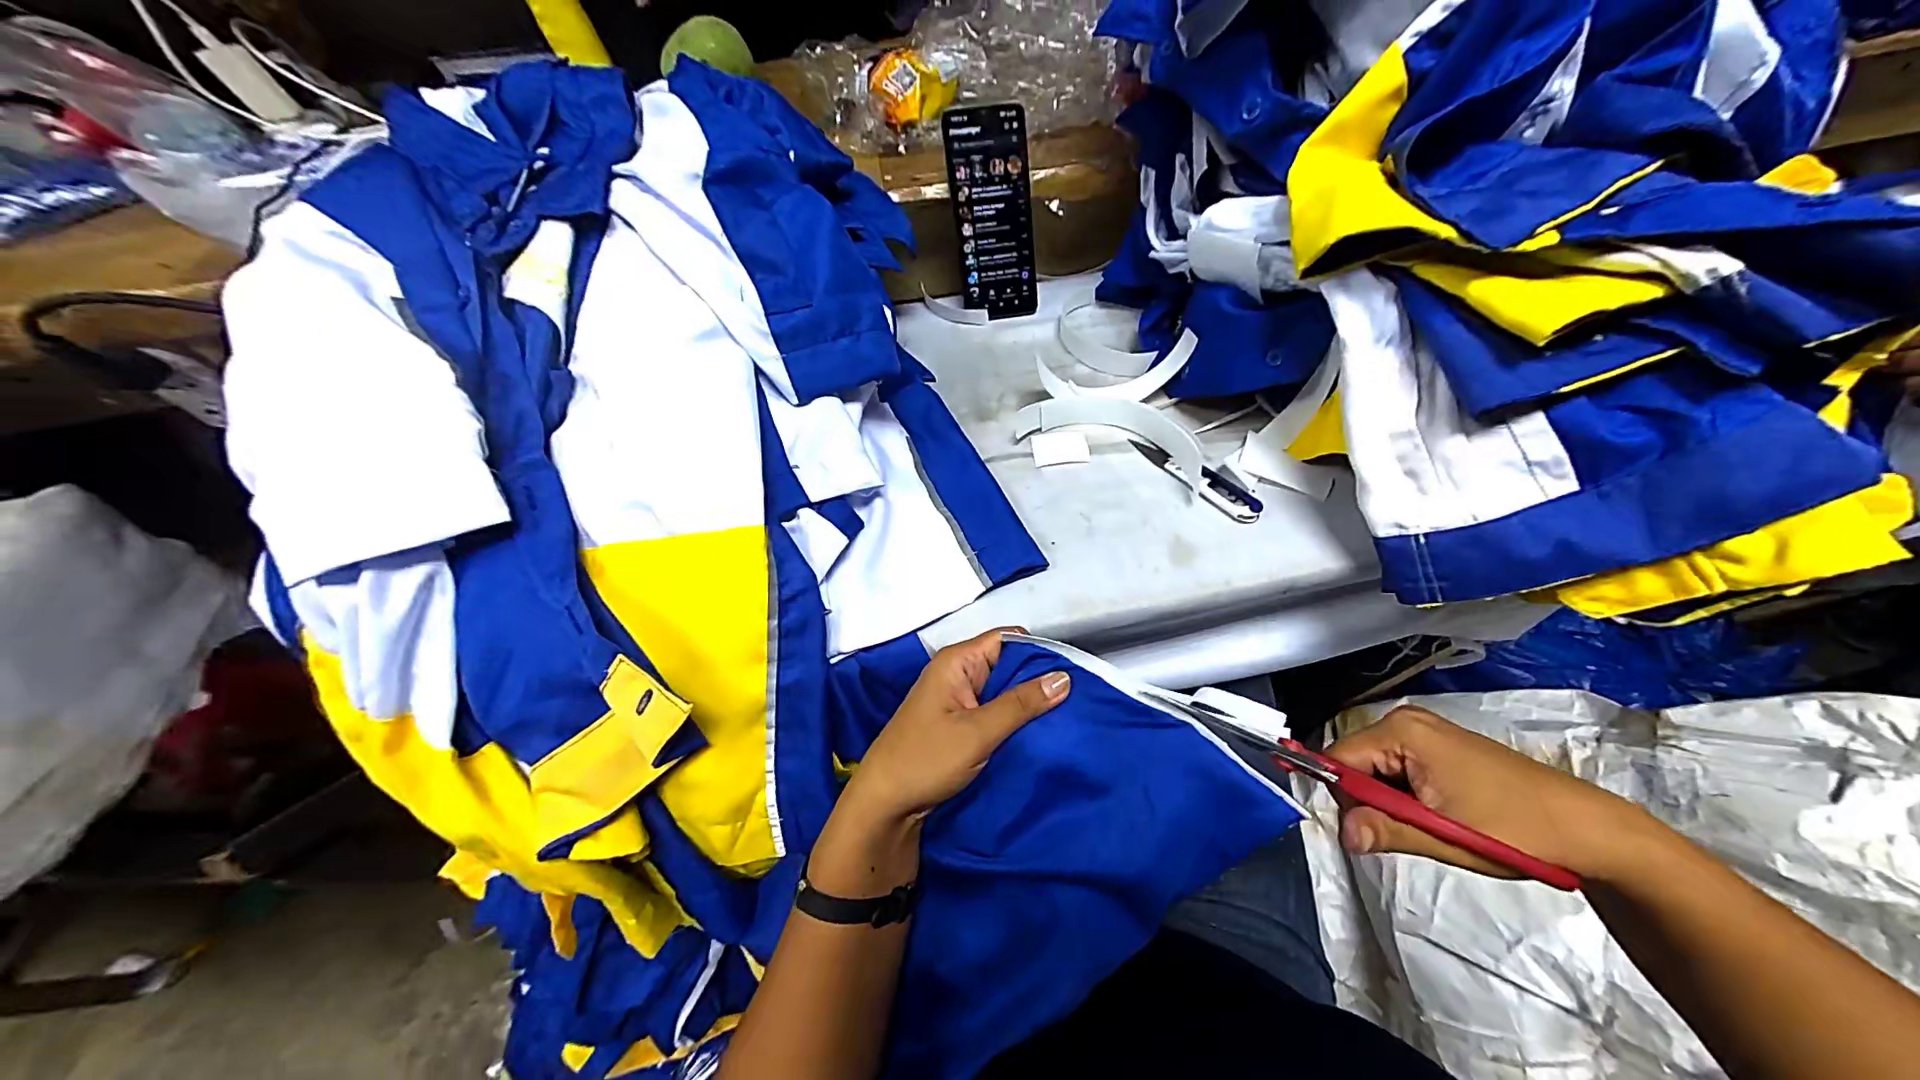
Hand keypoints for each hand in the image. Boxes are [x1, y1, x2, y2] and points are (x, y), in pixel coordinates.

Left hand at [809, 629, 1069, 899]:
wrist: (885, 804)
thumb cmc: (924, 760)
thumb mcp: (978, 732)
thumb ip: (1021, 704)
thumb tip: (1063, 678)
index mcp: (956, 662)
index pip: (1007, 639)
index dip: (1038, 651)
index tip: (1070, 672)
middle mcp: (957, 673)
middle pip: (1007, 663)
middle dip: (1037, 679)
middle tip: (1073, 698)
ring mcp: (957, 698)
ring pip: (1003, 689)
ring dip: (1026, 702)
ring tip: (1063, 715)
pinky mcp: (960, 722)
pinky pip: (994, 710)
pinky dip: (1013, 719)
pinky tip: (1036, 732)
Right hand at [1323, 705, 1669, 884]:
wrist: (1590, 830)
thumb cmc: (1520, 829)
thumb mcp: (1447, 836)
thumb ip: (1386, 830)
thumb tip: (1342, 833)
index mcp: (1402, 731)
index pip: (1338, 760)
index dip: (1345, 798)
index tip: (1369, 830)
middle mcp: (1406, 721)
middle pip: (1354, 763)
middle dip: (1371, 801)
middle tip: (1411, 830)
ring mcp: (1424, 732)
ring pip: (1375, 770)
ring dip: (1391, 802)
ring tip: (1432, 825)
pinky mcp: (1437, 746)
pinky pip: (1396, 769)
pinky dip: (1406, 796)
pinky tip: (1438, 814)